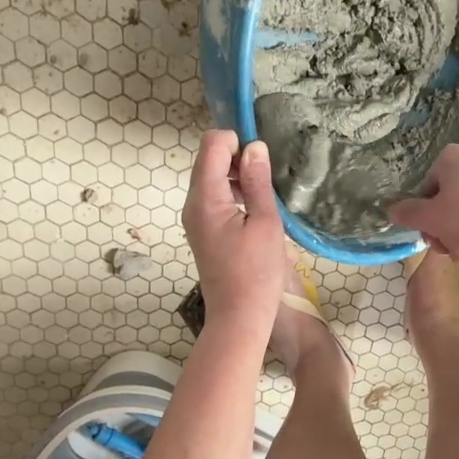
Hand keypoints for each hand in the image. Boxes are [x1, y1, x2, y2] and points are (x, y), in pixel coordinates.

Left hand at [183, 130, 286, 333]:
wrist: (238, 316)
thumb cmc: (257, 273)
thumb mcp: (266, 223)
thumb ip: (258, 182)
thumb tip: (255, 147)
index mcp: (206, 198)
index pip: (213, 144)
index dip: (237, 142)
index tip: (260, 162)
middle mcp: (193, 204)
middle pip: (209, 158)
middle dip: (237, 159)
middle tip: (265, 182)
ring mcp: (194, 218)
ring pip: (211, 178)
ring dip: (236, 177)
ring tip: (261, 198)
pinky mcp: (202, 230)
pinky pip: (213, 197)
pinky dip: (232, 194)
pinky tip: (252, 212)